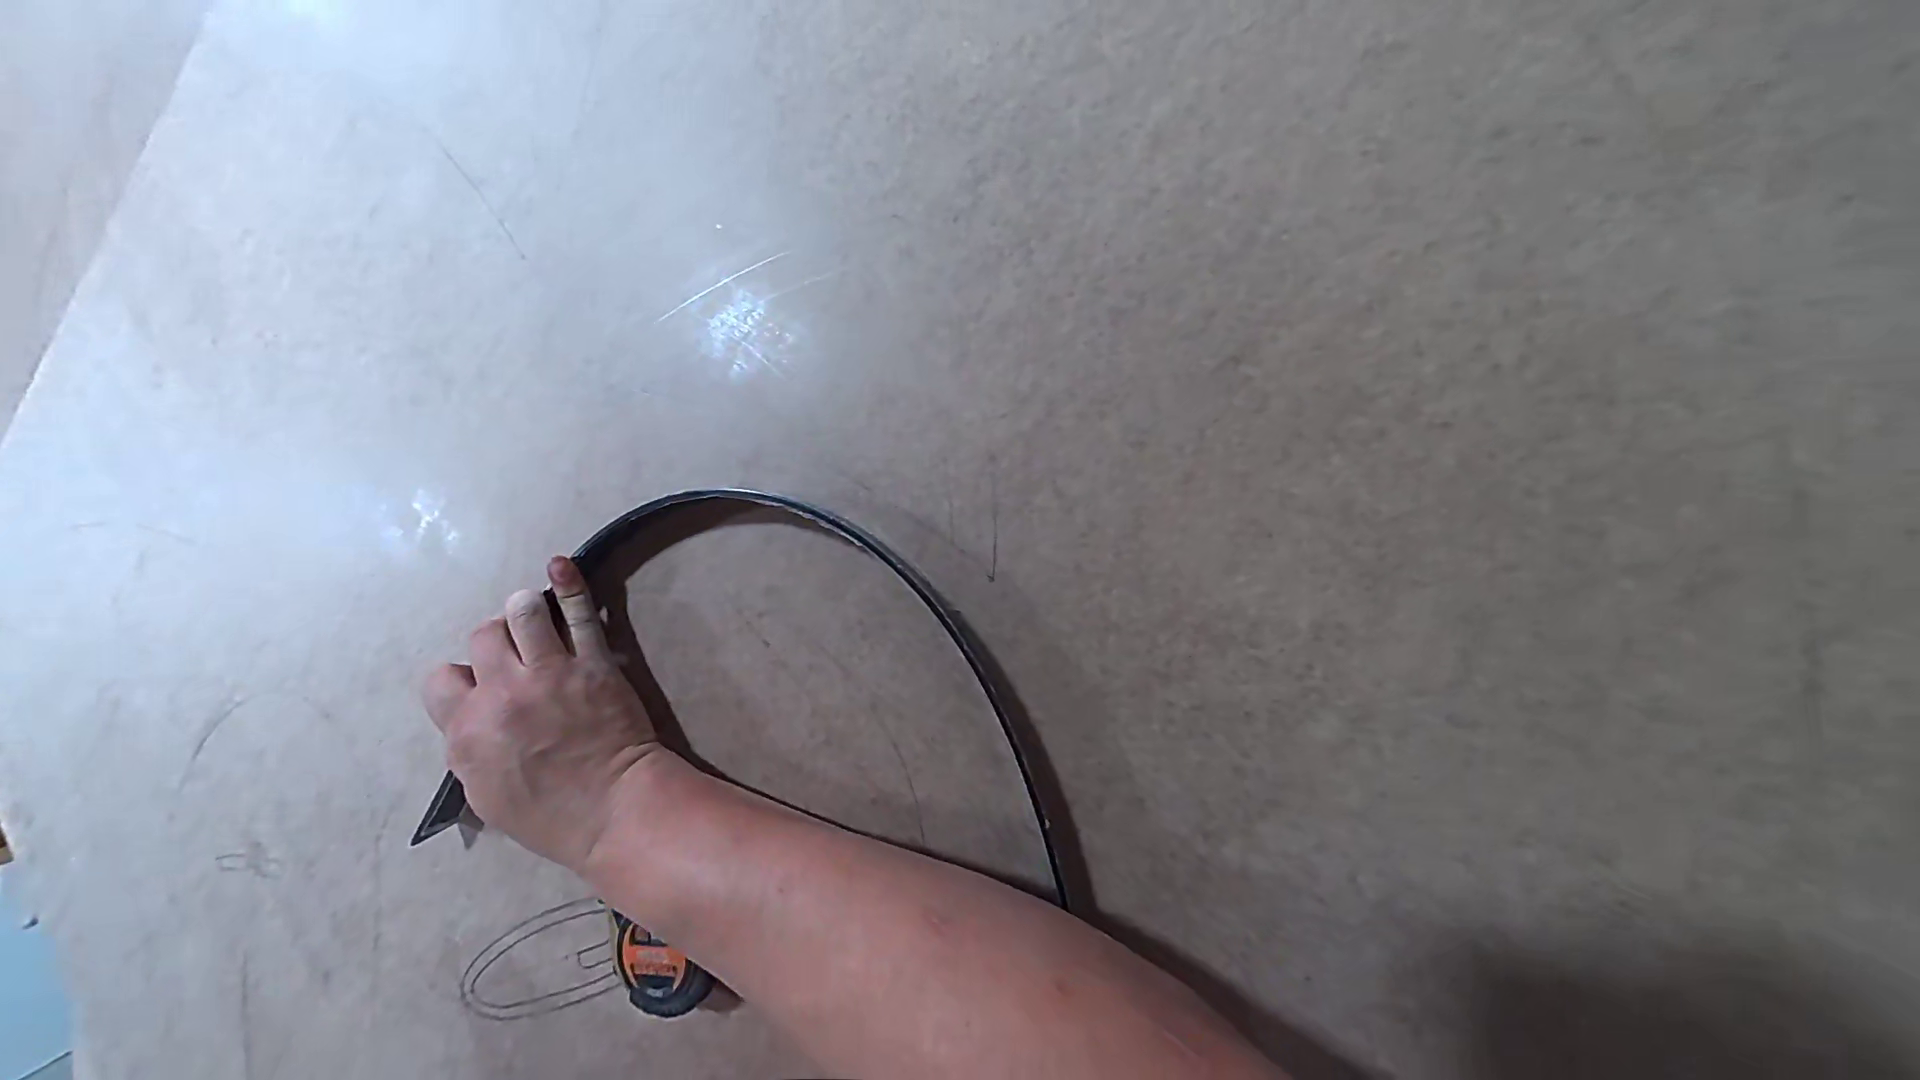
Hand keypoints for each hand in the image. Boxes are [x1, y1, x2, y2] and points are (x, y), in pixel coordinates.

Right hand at [423, 556, 661, 871]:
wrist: (615, 805)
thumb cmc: (550, 814)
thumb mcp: (485, 794)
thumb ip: (469, 747)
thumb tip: (468, 719)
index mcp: (465, 729)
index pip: (440, 678)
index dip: (461, 678)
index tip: (481, 685)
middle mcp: (501, 691)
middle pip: (482, 638)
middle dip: (493, 639)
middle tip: (514, 649)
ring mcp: (550, 671)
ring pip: (521, 614)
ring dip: (523, 609)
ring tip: (532, 611)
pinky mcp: (594, 662)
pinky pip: (579, 615)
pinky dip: (569, 586)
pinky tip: (561, 566)